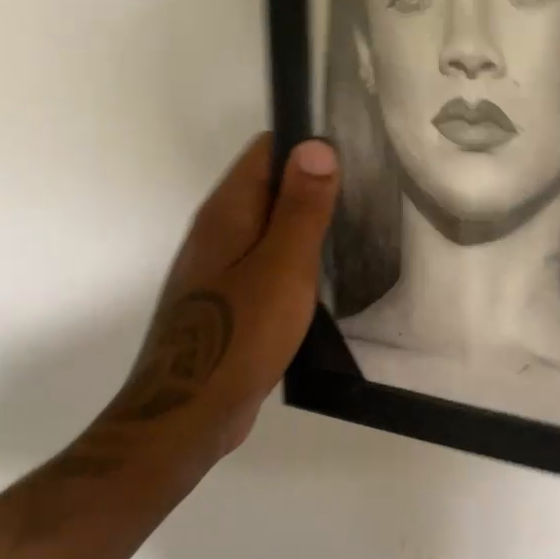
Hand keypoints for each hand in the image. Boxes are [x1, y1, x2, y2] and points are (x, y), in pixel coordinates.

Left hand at [92, 134, 338, 472]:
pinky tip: (322, 276)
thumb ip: (303, 209)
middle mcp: (217, 233)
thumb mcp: (284, 266)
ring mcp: (219, 269)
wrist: (192, 412)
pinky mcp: (228, 301)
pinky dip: (294, 257)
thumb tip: (316, 146)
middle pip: (267, 188)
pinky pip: (266, 260)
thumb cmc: (241, 334)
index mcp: (227, 215)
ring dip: (304, 223)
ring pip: (268, 227)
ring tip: (354, 228)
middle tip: (367, 192)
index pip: (265, 153)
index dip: (307, 146)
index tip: (354, 153)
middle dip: (312, 183)